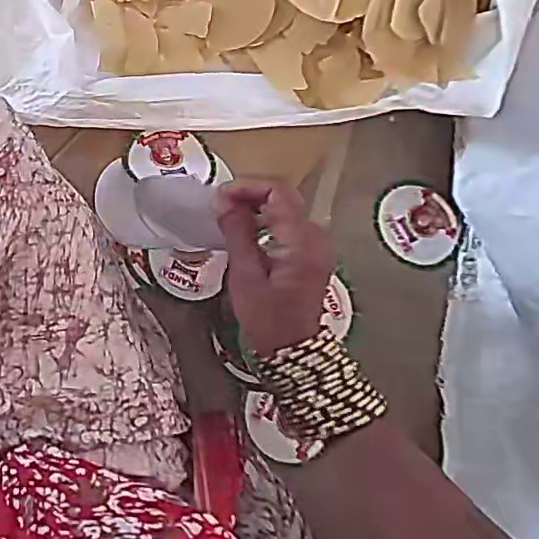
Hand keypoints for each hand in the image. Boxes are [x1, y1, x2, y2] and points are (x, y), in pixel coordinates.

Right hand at [217, 180, 334, 356]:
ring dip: (257, 206)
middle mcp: (316, 238)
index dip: (247, 187)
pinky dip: (267, 220)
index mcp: (302, 242)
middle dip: (250, 194)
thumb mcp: (246, 276)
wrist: (293, 351)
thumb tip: (225, 201)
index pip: (279, 193)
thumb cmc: (267, 319)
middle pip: (284, 197)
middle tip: (221, 204)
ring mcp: (317, 245)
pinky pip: (289, 224)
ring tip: (228, 216)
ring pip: (286, 208)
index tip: (221, 196)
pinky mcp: (312, 253)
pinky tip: (246, 230)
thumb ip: (237, 233)